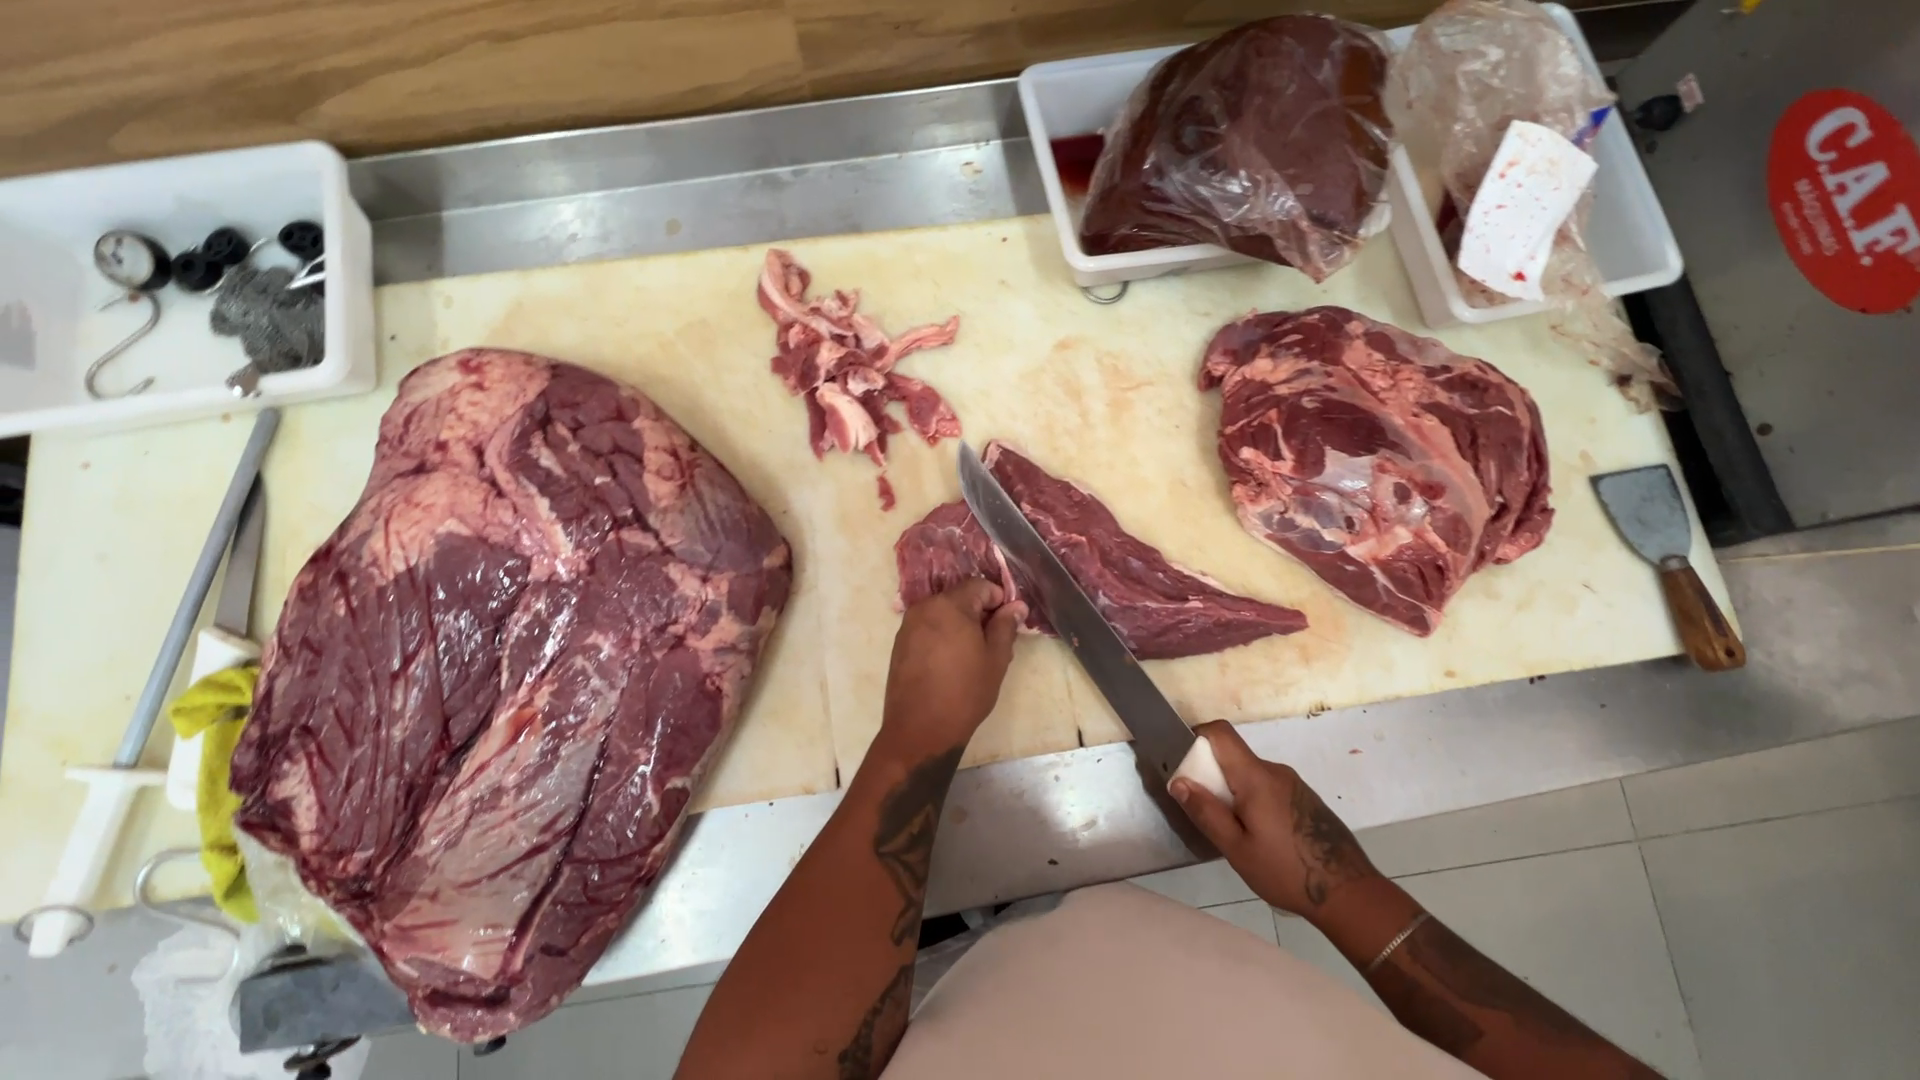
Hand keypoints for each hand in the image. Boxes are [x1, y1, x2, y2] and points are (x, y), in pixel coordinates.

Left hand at [881, 579, 1026, 753]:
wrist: (919, 730)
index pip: (979, 586)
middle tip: (995, 643)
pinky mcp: (900, 644)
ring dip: (961, 626)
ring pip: (943, 614)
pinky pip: (928, 629)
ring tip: (974, 657)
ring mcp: (908, 626)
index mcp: (949, 605)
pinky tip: (951, 664)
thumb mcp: (995, 659)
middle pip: (959, 598)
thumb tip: (1016, 606)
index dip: (998, 600)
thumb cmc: (964, 693)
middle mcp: (924, 608)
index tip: (1009, 624)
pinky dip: (943, 636)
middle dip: (979, 613)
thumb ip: (1005, 626)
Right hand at [1170, 721, 1379, 916]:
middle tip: (1207, 814)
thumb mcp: (1236, 848)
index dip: (1197, 738)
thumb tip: (1178, 782)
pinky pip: (1267, 787)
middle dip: (1211, 776)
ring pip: (1250, 774)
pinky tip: (1259, 836)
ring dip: (1233, 792)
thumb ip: (1206, 812)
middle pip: (1233, 756)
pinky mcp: (1304, 799)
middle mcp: (1276, 771)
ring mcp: (1293, 784)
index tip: (1184, 764)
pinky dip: (1252, 800)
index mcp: (1257, 777)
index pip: (1221, 733)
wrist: (1349, 893)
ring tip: (1234, 832)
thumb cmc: (1286, 871)